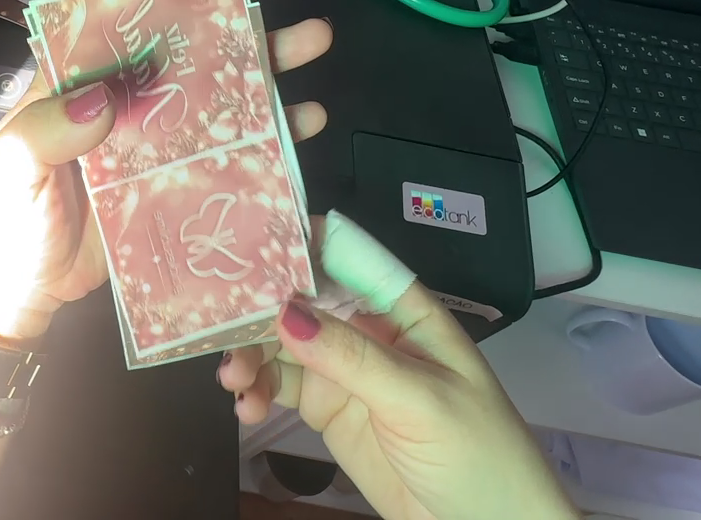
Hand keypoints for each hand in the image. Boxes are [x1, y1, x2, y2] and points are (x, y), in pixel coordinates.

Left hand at [0, 0, 333, 338]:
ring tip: (313, 35)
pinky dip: (274, 125)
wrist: (23, 294)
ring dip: (268, 52)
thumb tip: (99, 101)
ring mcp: (156, 131)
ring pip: (218, 77)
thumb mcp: (8, 171)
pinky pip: (235, 141)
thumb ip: (42, 134)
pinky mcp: (181, 173)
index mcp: (69, 75)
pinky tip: (308, 114)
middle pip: (174, 25)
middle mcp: (120, 90)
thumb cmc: (4, 224)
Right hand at [221, 226, 576, 519]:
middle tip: (223, 326)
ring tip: (234, 382)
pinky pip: (278, 384)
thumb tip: (284, 312)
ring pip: (280, 341)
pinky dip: (256, 391)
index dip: (297, 244)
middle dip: (259, 309)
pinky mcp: (324, 406)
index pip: (342, 256)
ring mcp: (341, 367)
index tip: (248, 244)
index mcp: (398, 307)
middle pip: (299, 299)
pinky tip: (247, 407)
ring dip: (251, 355)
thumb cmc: (478, 457)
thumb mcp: (420, 400)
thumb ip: (352, 356)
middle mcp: (363, 326)